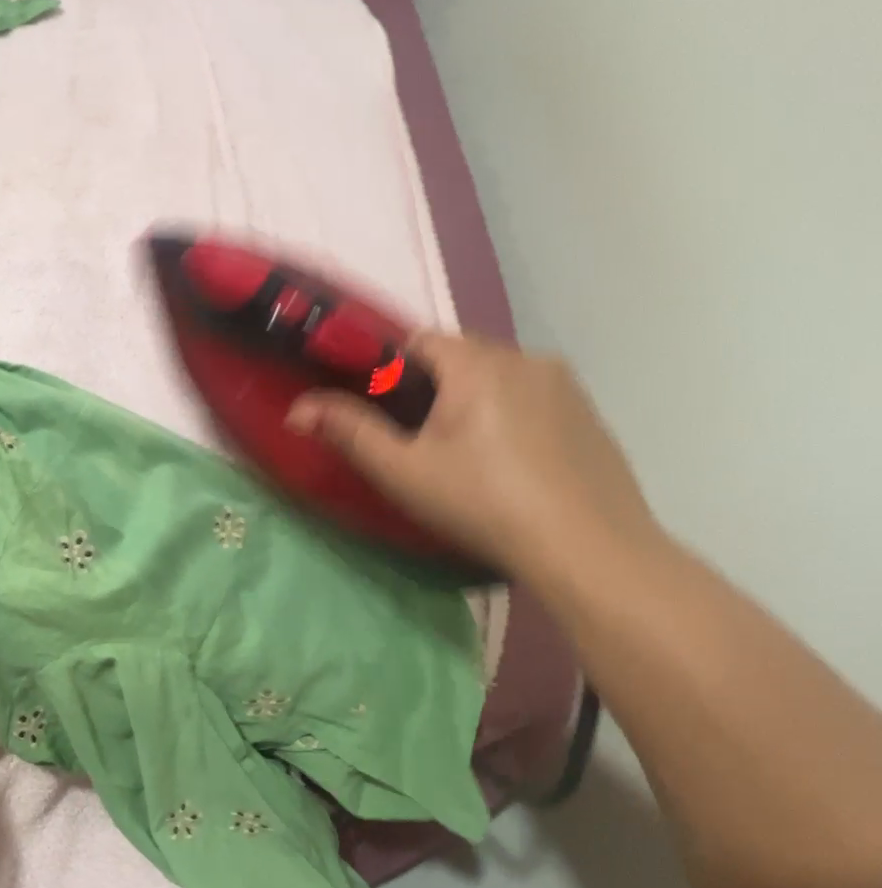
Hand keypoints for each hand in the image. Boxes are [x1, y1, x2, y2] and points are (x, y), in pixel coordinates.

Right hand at [286, 334, 657, 577]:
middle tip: (412, 439)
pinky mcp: (590, 415)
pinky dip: (508, 417)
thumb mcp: (402, 470)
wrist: (588, 548)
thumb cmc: (481, 503)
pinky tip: (504, 465)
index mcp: (477, 364)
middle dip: (429, 386)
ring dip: (470, 400)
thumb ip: (349, 431)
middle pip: (459, 356)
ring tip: (458, 456)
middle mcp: (526, 359)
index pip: (418, 339)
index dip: (387, 366)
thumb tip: (297, 409)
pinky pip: (531, 399)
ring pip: (497, 378)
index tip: (374, 407)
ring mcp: (566, 386)